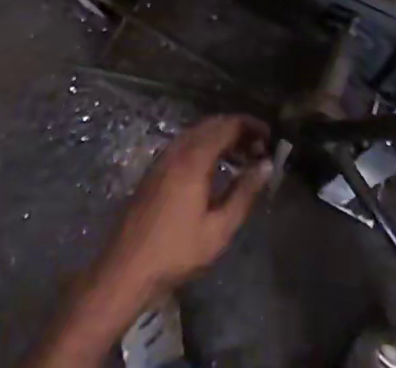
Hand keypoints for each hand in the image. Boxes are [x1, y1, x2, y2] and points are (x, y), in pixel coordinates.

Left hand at [96, 115, 273, 299]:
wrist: (125, 270)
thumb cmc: (176, 251)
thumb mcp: (219, 229)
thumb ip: (244, 193)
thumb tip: (266, 166)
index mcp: (193, 158)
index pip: (228, 125)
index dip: (251, 126)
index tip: (270, 138)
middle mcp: (177, 150)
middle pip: (212, 124)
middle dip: (238, 129)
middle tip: (259, 148)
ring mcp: (162, 159)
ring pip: (197, 133)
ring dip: (221, 137)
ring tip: (241, 157)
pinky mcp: (154, 171)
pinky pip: (185, 144)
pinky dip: (205, 145)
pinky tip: (214, 168)